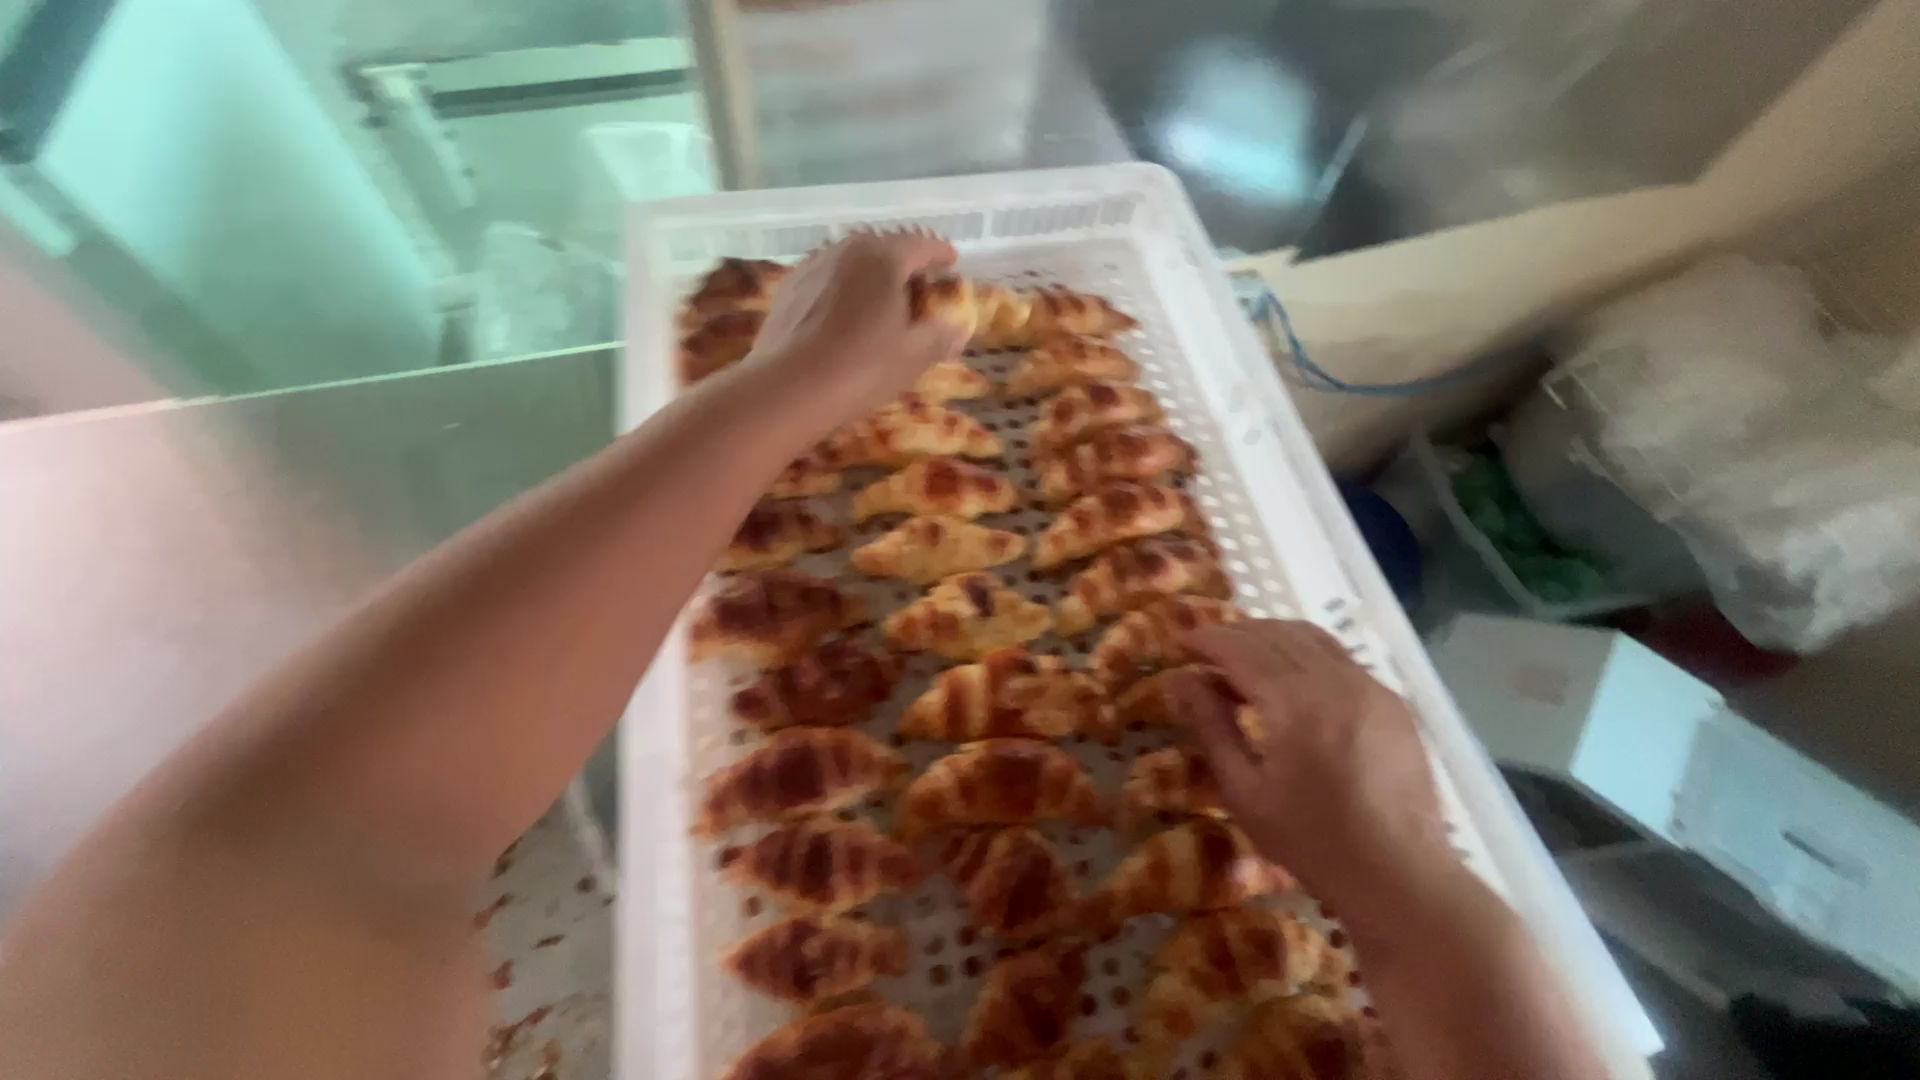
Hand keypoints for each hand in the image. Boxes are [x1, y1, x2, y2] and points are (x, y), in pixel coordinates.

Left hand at [744, 230, 968, 421]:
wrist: (787, 388)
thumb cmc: (861, 368)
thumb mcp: (913, 357)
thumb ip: (940, 336)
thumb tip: (958, 328)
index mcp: (883, 257)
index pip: (922, 244)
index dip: (941, 253)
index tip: (952, 262)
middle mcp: (847, 250)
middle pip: (884, 247)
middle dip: (905, 263)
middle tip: (919, 286)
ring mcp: (813, 265)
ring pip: (853, 262)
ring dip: (872, 275)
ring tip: (882, 300)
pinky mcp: (789, 288)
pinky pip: (828, 279)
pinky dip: (845, 289)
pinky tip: (845, 314)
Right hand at [1166, 619, 1454, 917]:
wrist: (1401, 878)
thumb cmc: (1311, 841)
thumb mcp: (1243, 791)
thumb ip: (1211, 726)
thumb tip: (1180, 680)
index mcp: (1295, 703)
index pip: (1240, 648)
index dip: (1205, 639)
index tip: (1178, 644)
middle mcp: (1336, 681)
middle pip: (1274, 633)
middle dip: (1233, 634)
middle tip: (1203, 653)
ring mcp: (1371, 687)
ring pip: (1310, 637)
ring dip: (1268, 637)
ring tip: (1241, 660)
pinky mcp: (1392, 702)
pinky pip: (1339, 657)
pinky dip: (1303, 653)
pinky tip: (1289, 682)